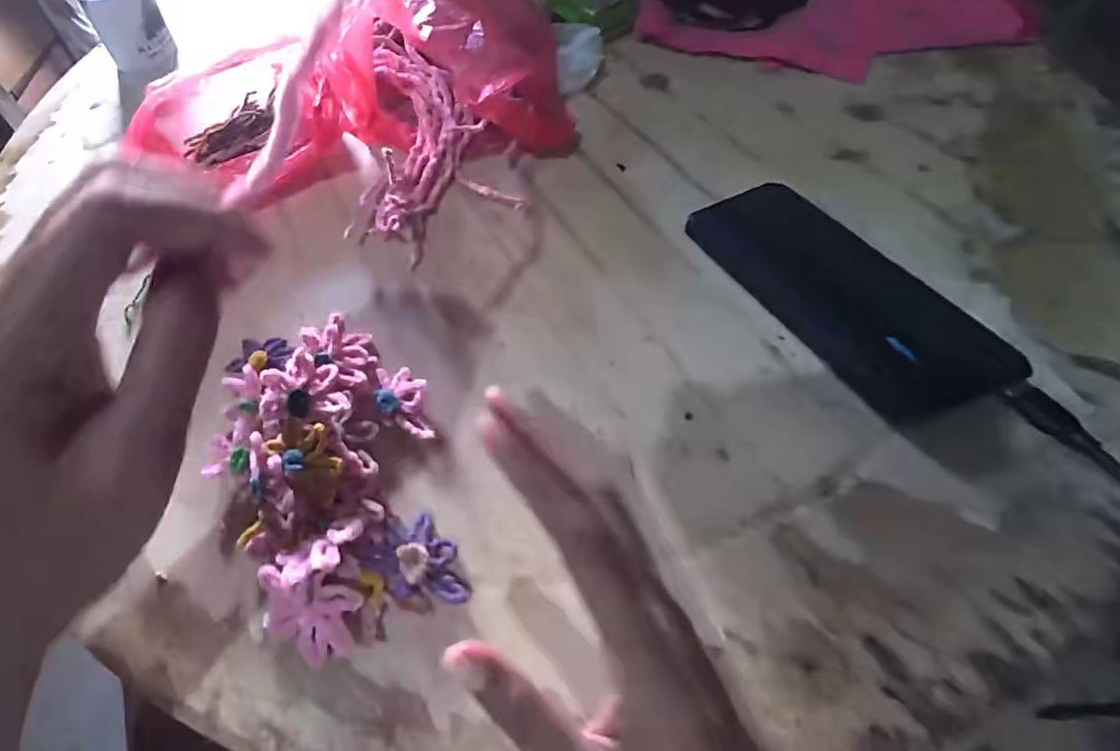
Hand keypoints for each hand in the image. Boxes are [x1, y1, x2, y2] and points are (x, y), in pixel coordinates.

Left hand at [0, 160, 267, 626]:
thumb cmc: (60, 550)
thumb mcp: (138, 465)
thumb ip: (176, 351)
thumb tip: (209, 263)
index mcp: (7, 344)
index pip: (101, 220)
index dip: (191, 214)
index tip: (257, 249)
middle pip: (92, 191)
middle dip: (186, 201)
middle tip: (249, 249)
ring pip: (89, 201)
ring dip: (170, 210)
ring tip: (227, 253)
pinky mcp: (14, 305)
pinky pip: (86, 235)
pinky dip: (150, 231)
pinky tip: (185, 261)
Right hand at [445, 390, 759, 750]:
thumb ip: (525, 717)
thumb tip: (454, 651)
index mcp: (637, 632)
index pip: (577, 532)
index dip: (532, 474)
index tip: (490, 427)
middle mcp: (654, 598)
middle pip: (598, 501)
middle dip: (546, 444)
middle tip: (499, 403)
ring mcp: (664, 600)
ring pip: (614, 508)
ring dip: (565, 459)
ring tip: (522, 428)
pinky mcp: (664, 610)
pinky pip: (620, 527)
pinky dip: (583, 487)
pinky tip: (567, 486)